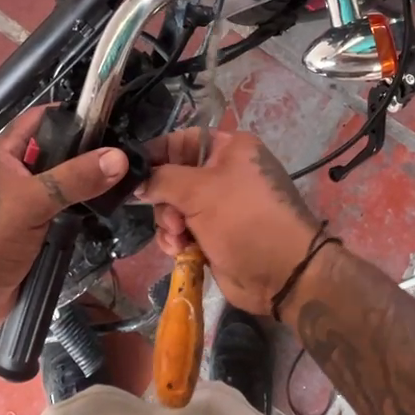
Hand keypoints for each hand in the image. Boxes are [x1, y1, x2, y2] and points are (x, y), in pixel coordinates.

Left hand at [0, 108, 129, 333]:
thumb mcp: (33, 202)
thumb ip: (75, 179)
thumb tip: (119, 157)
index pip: (37, 120)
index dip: (68, 113)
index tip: (104, 116)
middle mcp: (6, 174)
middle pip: (50, 151)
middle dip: (80, 151)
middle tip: (119, 150)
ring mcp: (14, 203)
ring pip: (54, 183)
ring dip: (79, 182)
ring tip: (116, 177)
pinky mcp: (23, 230)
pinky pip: (53, 209)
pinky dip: (73, 207)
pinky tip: (97, 207)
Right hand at [138, 128, 322, 314]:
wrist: (282, 273)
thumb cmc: (243, 218)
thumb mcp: (200, 190)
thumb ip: (162, 179)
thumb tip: (138, 181)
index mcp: (230, 148)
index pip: (182, 140)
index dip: (157, 155)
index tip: (132, 172)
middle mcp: (225, 173)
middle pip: (174, 177)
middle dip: (166, 200)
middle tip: (173, 219)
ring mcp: (220, 206)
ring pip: (174, 207)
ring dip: (169, 224)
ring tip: (180, 239)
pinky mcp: (214, 235)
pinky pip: (183, 231)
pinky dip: (178, 241)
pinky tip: (181, 252)